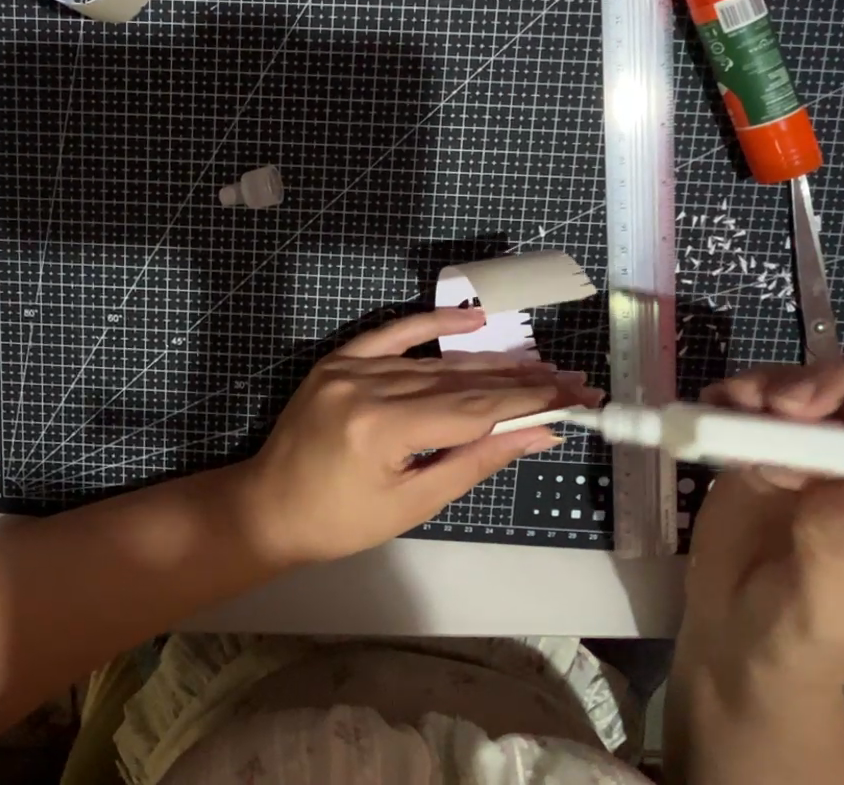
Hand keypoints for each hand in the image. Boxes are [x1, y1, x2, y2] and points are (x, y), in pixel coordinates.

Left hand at [237, 307, 602, 565]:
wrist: (269, 507)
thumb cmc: (340, 522)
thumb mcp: (412, 503)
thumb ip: (474, 461)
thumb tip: (537, 433)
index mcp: (381, 429)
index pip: (472, 411)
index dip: (527, 403)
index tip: (574, 397)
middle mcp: (365, 387)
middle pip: (458, 381)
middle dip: (520, 383)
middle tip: (572, 381)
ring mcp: (348, 367)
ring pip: (433, 363)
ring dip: (488, 364)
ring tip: (538, 365)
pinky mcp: (337, 360)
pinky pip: (391, 334)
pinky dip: (431, 324)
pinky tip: (471, 320)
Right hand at [677, 362, 843, 696]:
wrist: (736, 640)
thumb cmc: (807, 637)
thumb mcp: (835, 600)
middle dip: (835, 387)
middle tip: (788, 409)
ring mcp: (813, 455)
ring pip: (814, 388)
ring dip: (780, 383)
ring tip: (744, 405)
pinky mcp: (759, 451)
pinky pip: (756, 404)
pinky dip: (735, 392)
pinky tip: (717, 403)